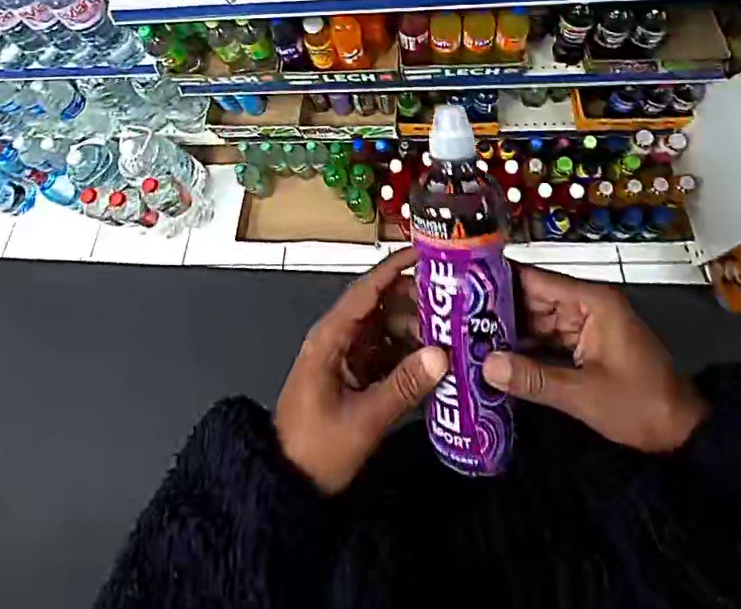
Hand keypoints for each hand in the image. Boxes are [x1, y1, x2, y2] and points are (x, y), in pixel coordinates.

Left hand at [275, 248, 448, 494]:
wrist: (284, 487)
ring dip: (419, 327)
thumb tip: (443, 354)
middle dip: (418, 300)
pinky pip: (390, 349)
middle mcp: (340, 337)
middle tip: (457, 302)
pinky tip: (438, 357)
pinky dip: (412, 349)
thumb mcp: (362, 419)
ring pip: (390, 326)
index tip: (429, 252)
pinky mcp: (357, 373)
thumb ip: (404, 385)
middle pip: (383, 303)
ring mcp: (349, 354)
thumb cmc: (315, 449)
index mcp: (332, 337)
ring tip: (454, 332)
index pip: (367, 288)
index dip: (397, 267)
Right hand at [484, 265, 707, 452]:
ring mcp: (585, 324)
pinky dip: (524, 347)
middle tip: (453, 318)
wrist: (679, 430)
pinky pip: (547, 339)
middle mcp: (586, 304)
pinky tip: (494, 356)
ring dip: (507, 330)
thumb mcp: (583, 394)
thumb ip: (534, 378)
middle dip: (497, 309)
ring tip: (464, 336)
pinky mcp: (584, 344)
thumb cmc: (639, 404)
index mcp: (592, 301)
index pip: (537, 280)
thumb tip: (485, 366)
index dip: (500, 279)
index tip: (462, 283)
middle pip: (533, 299)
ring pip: (536, 320)